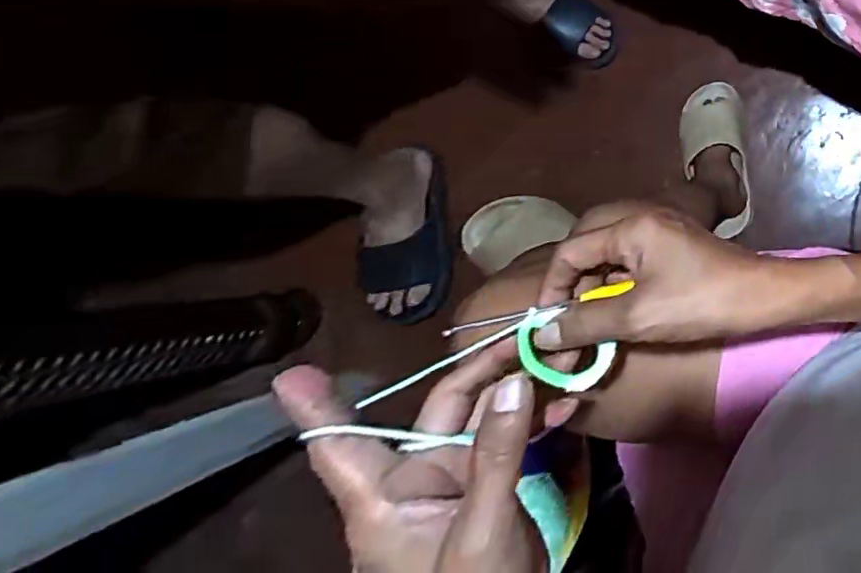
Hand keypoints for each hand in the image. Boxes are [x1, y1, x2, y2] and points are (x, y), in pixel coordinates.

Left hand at [273, 342, 574, 572]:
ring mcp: (456, 478)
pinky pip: (512, 434)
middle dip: (489, 364)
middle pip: (445, 404)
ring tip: (566, 359)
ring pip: (487, 412)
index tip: (289, 374)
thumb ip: (497, 455)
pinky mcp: (489, 483)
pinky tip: (571, 400)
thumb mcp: (483, 527)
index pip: (341, 447)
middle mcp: (418, 478)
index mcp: (387, 497)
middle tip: (535, 332)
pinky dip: (540, 414)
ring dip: (526, 384)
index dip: (316, 410)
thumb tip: (514, 381)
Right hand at [533, 207, 831, 349]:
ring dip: (595, 287)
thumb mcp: (636, 317)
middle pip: (589, 245)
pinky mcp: (676, 247)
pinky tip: (618, 313)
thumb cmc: (699, 302)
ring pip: (611, 254)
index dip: (552, 289)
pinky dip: (618, 284)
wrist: (760, 296)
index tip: (547, 325)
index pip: (571, 250)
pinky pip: (633, 260)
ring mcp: (663, 231)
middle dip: (572, 284)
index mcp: (634, 226)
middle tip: (568, 321)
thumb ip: (584, 322)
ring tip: (590, 324)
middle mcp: (646, 219)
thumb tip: (542, 332)